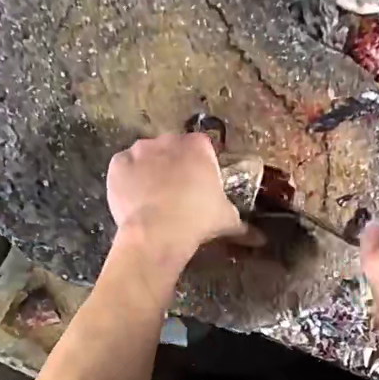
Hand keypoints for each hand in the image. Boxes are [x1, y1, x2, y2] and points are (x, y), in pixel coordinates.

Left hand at [107, 133, 249, 270]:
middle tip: (180, 192)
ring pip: (147, 156)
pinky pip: (125, 168)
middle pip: (173, 147)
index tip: (202, 182)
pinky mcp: (117, 164)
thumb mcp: (227, 221)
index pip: (203, 146)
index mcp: (198, 146)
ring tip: (155, 198)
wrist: (157, 231)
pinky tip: (136, 199)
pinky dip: (129, 179)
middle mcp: (169, 140)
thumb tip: (261, 239)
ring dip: (151, 170)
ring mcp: (139, 150)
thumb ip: (243, 225)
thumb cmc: (199, 220)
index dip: (202, 164)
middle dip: (175, 165)